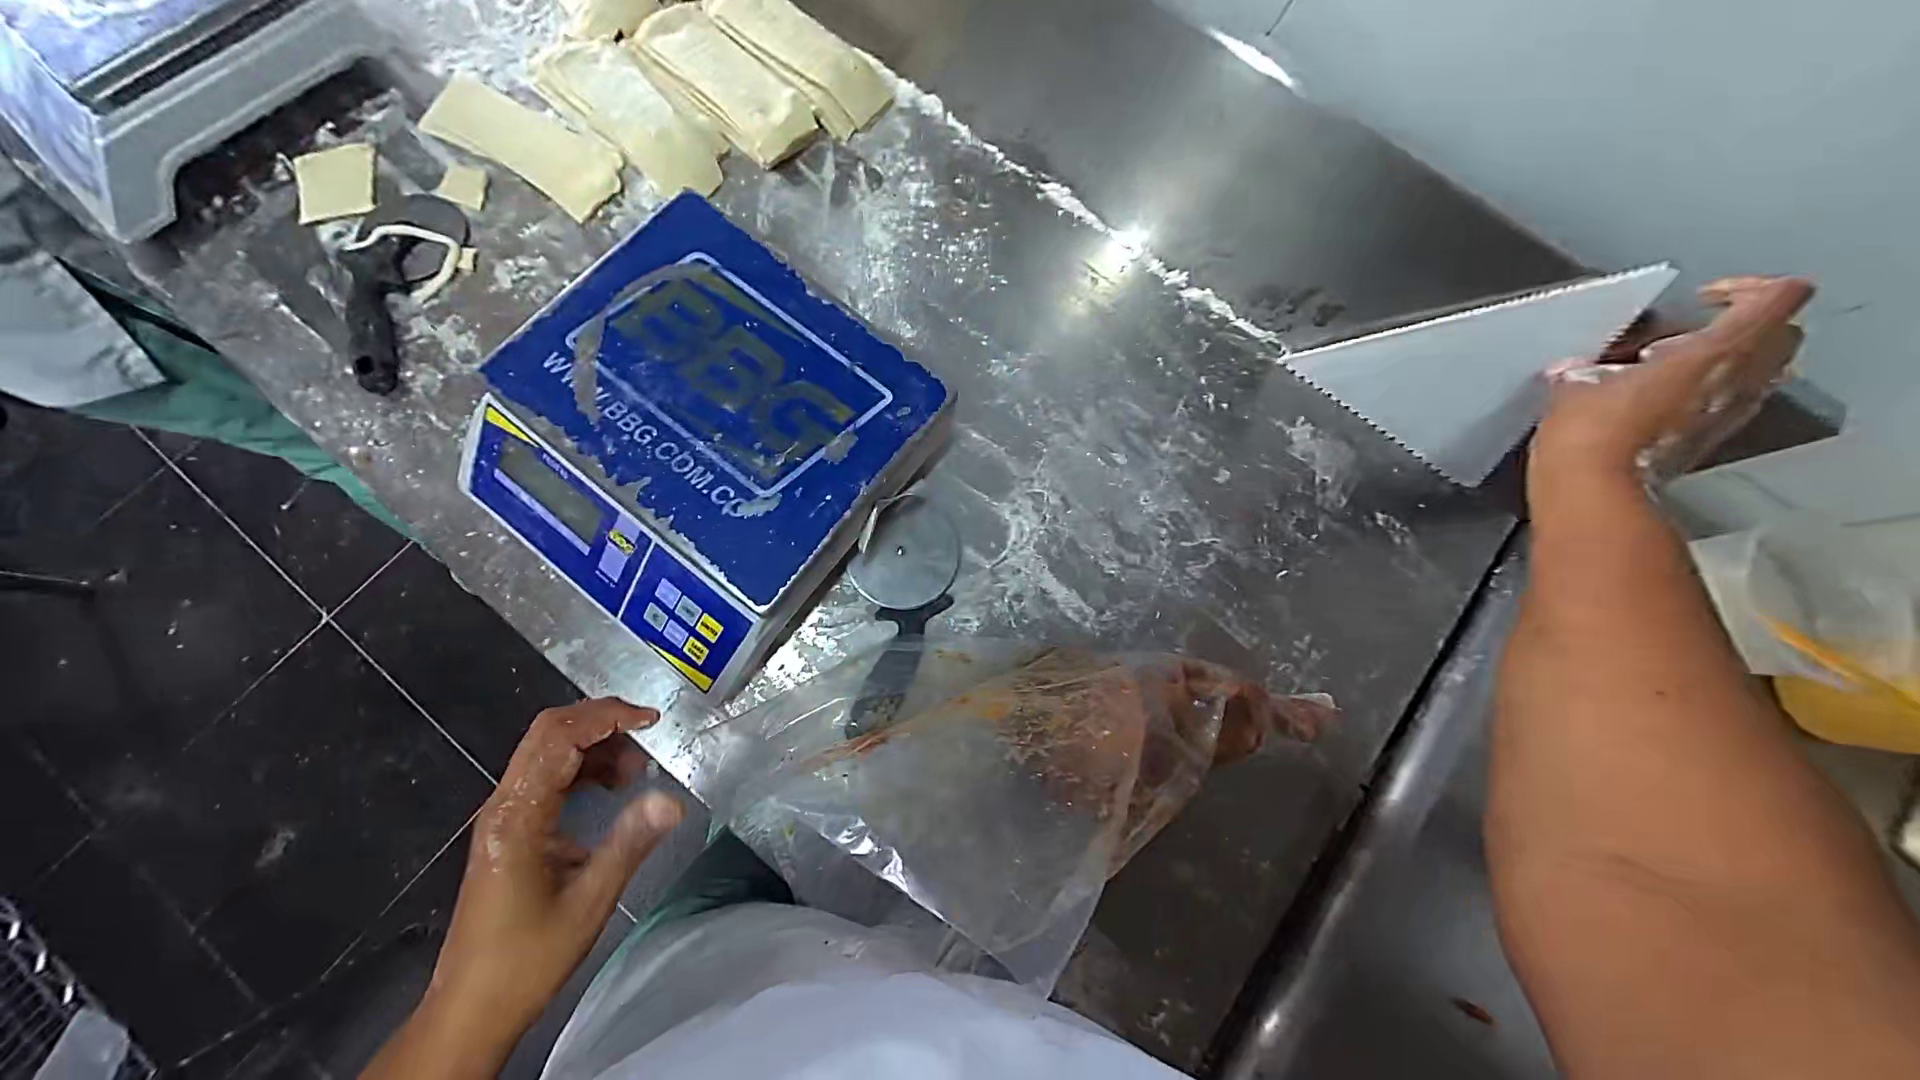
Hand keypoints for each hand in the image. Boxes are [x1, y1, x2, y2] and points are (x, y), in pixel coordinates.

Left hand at [385, 699, 683, 1075]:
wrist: (471, 1007)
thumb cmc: (528, 957)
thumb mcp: (590, 900)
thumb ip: (630, 842)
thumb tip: (674, 800)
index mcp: (520, 814)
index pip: (561, 737)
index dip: (608, 717)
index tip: (652, 720)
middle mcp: (505, 803)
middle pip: (549, 731)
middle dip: (602, 719)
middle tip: (647, 732)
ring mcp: (503, 814)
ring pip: (548, 749)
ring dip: (596, 744)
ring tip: (636, 770)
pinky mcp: (510, 826)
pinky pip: (548, 773)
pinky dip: (584, 766)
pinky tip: (612, 789)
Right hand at [1531, 275, 1814, 483]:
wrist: (1590, 489)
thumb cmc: (1593, 433)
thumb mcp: (1573, 384)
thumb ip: (1586, 370)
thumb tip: (1578, 373)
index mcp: (1721, 351)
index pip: (1777, 296)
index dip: (1743, 288)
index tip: (1701, 299)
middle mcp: (1740, 380)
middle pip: (1776, 335)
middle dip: (1735, 329)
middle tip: (1680, 337)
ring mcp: (1727, 416)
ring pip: (1751, 372)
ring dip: (1714, 366)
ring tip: (1655, 373)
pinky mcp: (1705, 442)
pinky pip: (1719, 407)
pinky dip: (1694, 398)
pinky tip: (1645, 405)